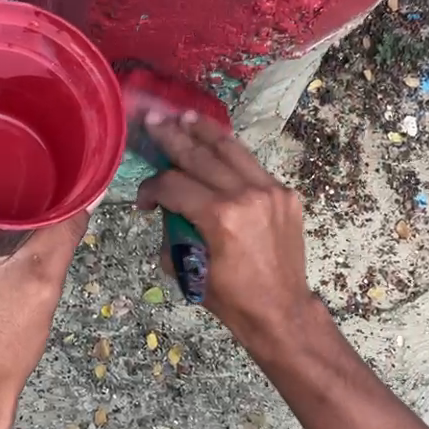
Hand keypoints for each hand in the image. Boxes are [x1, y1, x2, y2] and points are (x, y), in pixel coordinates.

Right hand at [133, 111, 320, 346]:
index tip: (143, 201)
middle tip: (153, 121)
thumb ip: (174, 233)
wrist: (280, 309)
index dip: (152, 189)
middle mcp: (247, 196)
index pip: (174, 186)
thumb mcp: (189, 270)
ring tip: (184, 118)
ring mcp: (270, 191)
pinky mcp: (285, 194)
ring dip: (204, 132)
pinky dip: (230, 154)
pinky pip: (251, 165)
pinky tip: (216, 145)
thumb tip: (168, 210)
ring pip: (231, 149)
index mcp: (220, 218)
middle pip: (201, 156)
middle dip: (172, 138)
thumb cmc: (230, 299)